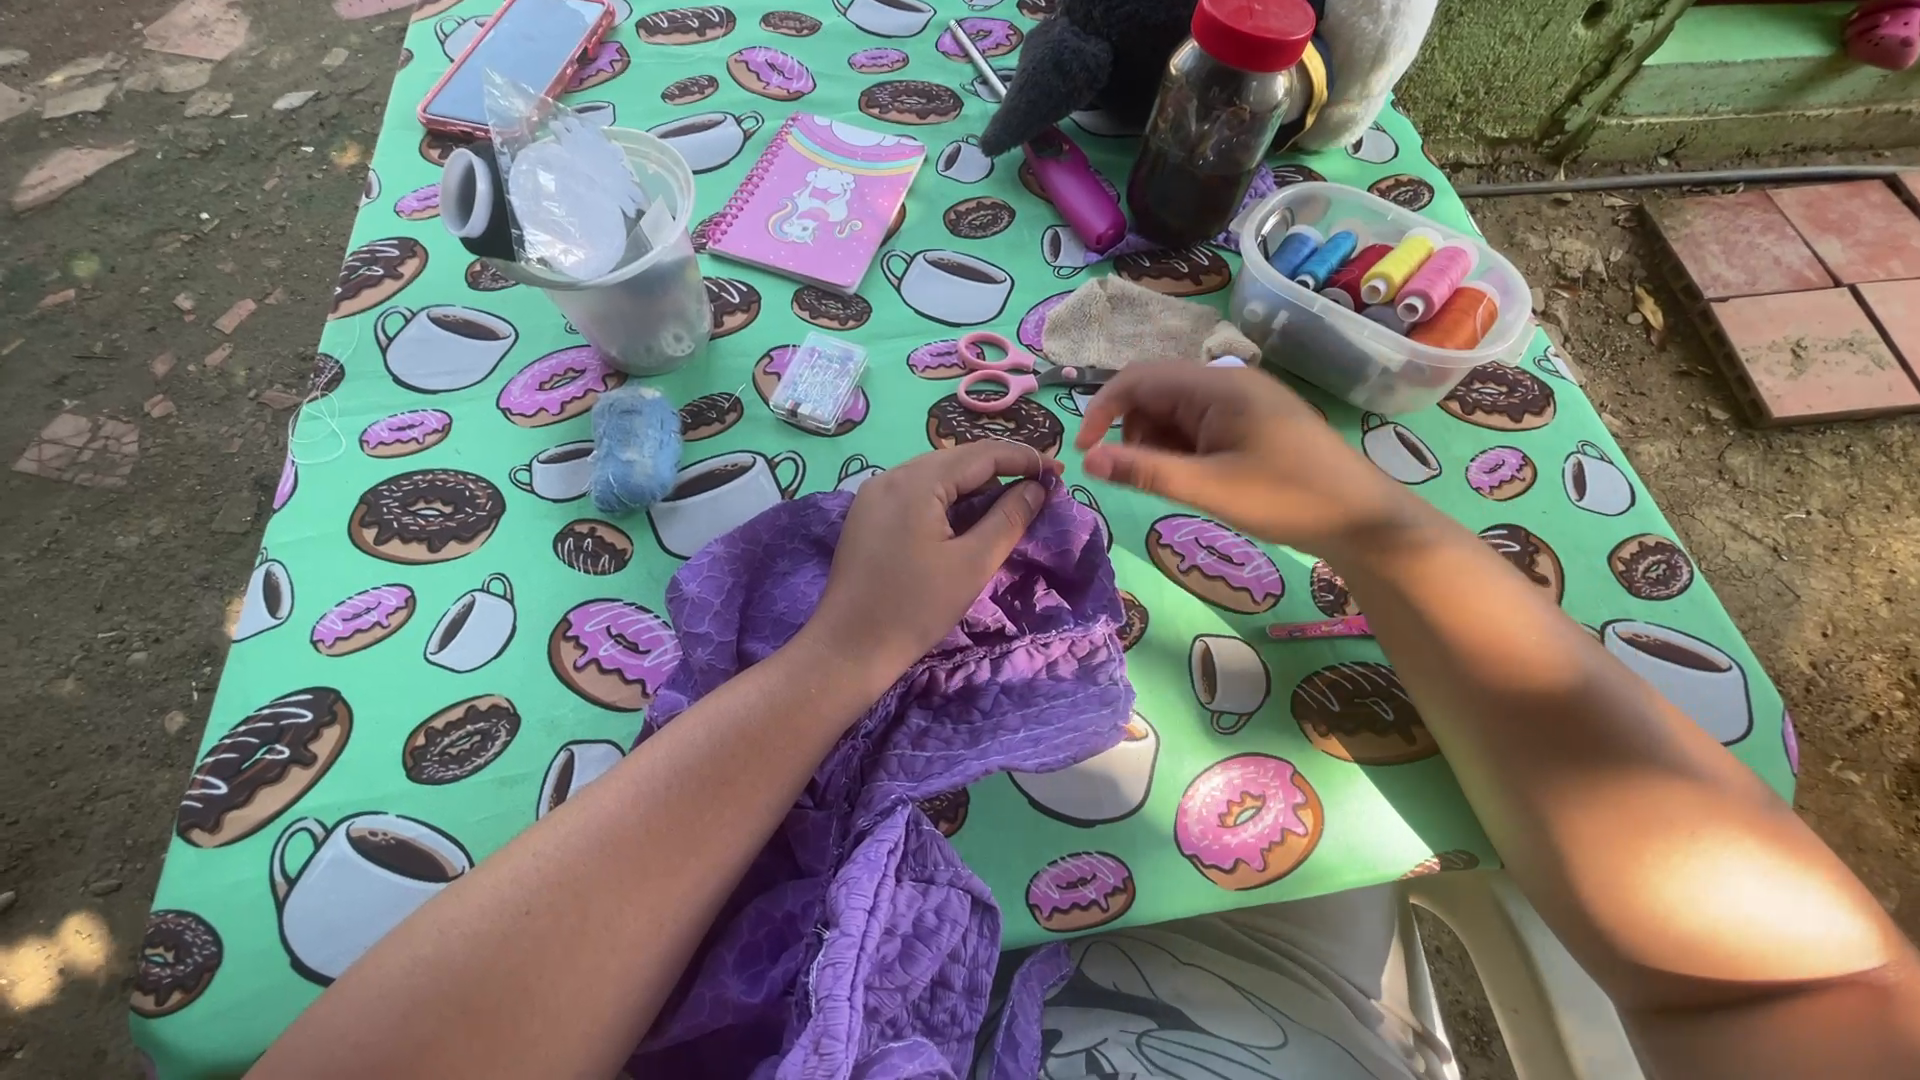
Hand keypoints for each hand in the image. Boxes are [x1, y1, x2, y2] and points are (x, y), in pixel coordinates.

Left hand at [801, 443, 1063, 686]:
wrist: (849, 648)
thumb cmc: (915, 609)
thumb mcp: (972, 564)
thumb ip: (1008, 519)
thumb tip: (1037, 488)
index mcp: (916, 482)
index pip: (981, 454)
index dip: (1023, 459)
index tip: (1058, 471)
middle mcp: (891, 476)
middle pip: (956, 459)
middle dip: (1000, 469)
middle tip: (1039, 487)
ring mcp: (874, 494)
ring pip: (936, 474)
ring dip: (974, 484)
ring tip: (1009, 503)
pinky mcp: (867, 515)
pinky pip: (916, 492)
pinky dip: (947, 498)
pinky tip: (967, 518)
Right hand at [1076, 363, 1418, 555]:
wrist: (1362, 519)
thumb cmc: (1286, 499)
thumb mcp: (1209, 488)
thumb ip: (1145, 471)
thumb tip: (1088, 460)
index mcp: (1218, 385)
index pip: (1138, 378)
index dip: (1102, 410)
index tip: (1085, 452)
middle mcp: (1228, 382)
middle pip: (1156, 392)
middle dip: (1133, 431)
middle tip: (1143, 476)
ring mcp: (1244, 400)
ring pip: (1176, 411)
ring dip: (1158, 443)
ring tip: (1178, 482)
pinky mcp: (1253, 420)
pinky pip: (1200, 424)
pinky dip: (1184, 448)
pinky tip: (1199, 478)